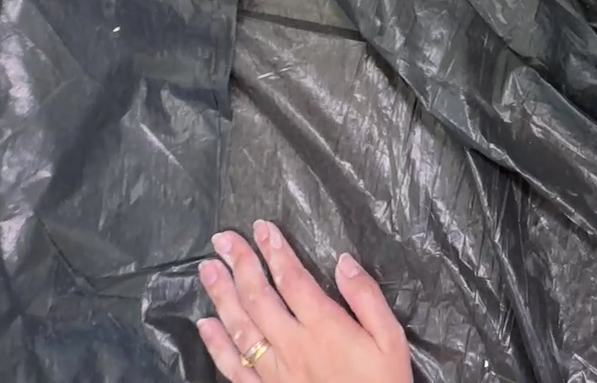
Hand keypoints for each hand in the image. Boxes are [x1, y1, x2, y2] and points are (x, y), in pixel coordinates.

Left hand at [197, 222, 412, 382]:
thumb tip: (343, 261)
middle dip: (241, 265)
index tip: (262, 227)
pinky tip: (206, 324)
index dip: (276, 252)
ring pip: (241, 329)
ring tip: (208, 269)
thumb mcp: (390, 337)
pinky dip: (217, 344)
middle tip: (223, 238)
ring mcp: (274, 372)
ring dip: (223, 296)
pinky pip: (234, 368)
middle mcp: (292, 346)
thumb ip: (366, 296)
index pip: (293, 280)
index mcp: (324, 327)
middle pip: (259, 299)